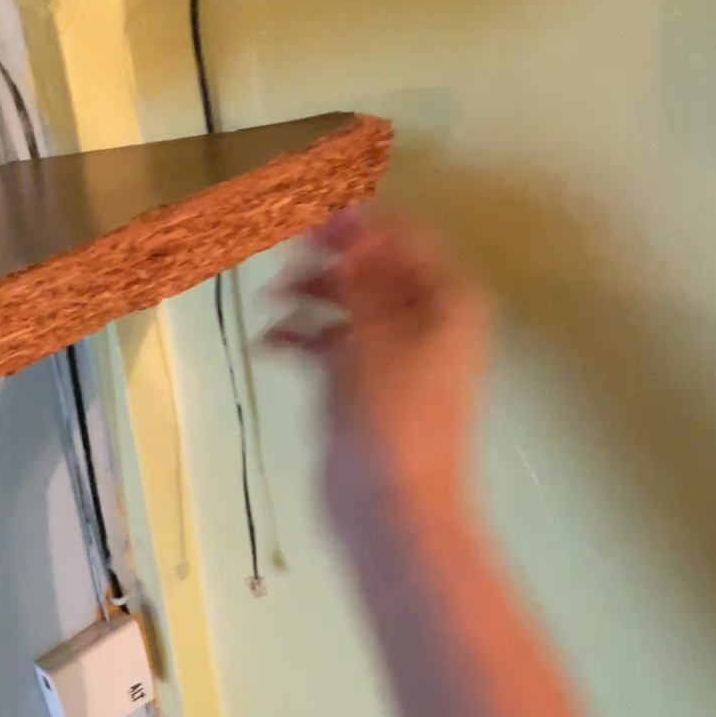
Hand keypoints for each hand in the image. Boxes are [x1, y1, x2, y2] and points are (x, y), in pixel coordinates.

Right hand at [262, 207, 492, 526]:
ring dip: (310, 297)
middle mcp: (423, 320)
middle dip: (328, 258)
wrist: (389, 506)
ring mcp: (390, 355)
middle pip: (372, 269)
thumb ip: (361, 278)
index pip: (402, 239)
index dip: (357, 220)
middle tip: (281, 252)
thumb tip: (349, 222)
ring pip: (347, 306)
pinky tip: (271, 341)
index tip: (307, 210)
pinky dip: (302, 338)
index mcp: (446, 301)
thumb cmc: (390, 418)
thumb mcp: (375, 338)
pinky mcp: (360, 386)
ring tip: (269, 299)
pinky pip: (329, 346)